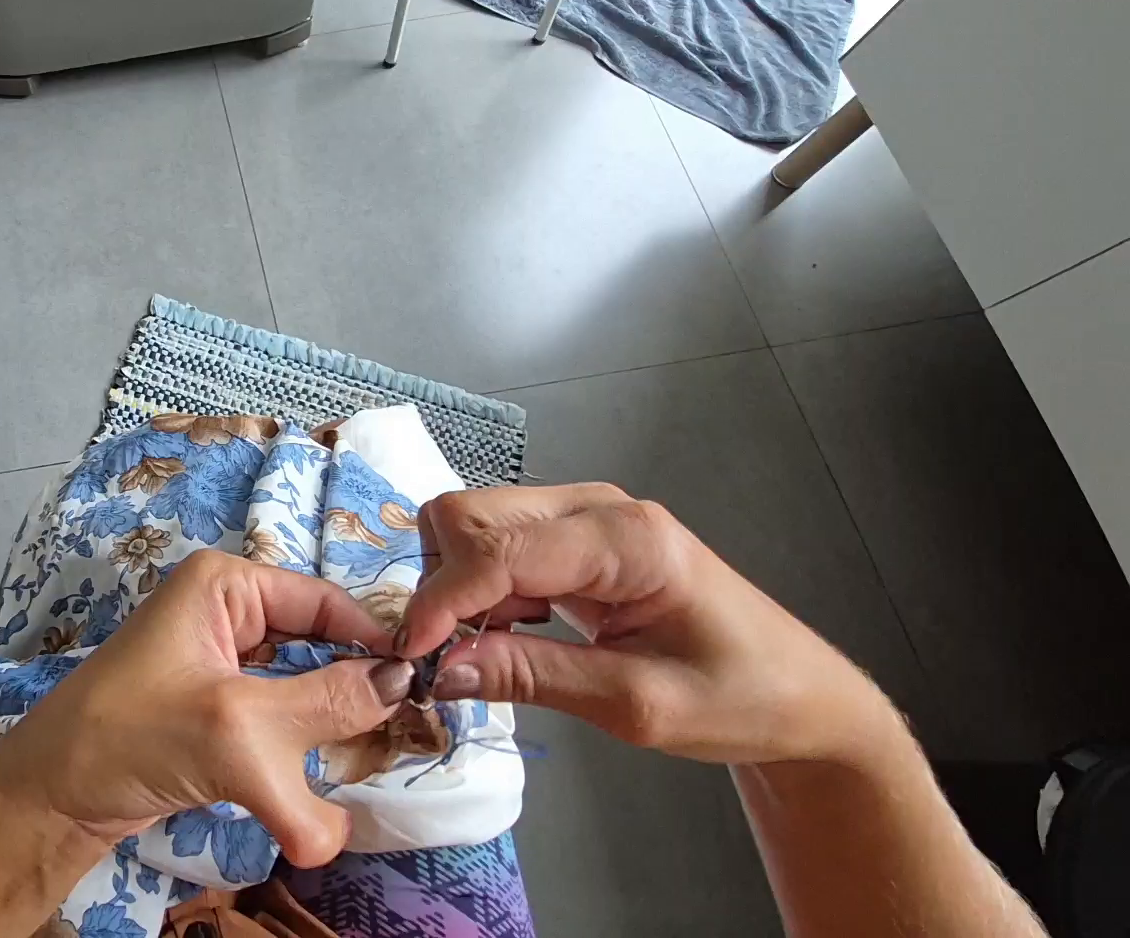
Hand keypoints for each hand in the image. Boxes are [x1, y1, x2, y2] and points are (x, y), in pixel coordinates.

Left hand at [0, 549, 415, 866]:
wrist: (51, 799)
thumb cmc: (133, 734)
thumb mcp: (237, 722)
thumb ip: (324, 705)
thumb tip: (399, 686)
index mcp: (224, 585)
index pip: (320, 599)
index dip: (372, 637)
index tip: (421, 682)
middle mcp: (222, 613)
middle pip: (312, 643)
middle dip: (346, 692)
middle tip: (398, 733)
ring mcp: (216, 663)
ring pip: (296, 687)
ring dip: (319, 732)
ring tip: (350, 768)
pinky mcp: (212, 710)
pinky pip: (273, 719)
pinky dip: (294, 753)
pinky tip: (309, 795)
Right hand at [396, 485, 903, 765]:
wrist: (800, 693)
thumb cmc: (740, 700)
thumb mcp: (637, 705)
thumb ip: (530, 676)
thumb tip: (438, 669)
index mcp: (625, 539)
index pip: (498, 551)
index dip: (443, 600)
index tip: (411, 654)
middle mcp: (592, 507)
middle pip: (468, 513)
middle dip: (442, 581)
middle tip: (455, 648)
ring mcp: (578, 512)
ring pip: (468, 521)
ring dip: (456, 582)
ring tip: (494, 640)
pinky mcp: (567, 531)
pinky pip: (489, 539)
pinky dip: (476, 584)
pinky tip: (511, 624)